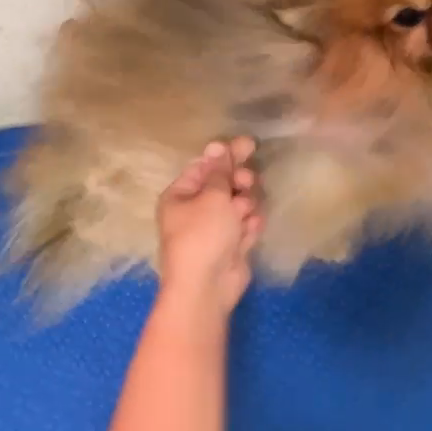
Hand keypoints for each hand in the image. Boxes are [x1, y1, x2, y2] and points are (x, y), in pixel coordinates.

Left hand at [156, 138, 263, 311]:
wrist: (206, 286)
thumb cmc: (203, 234)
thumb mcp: (212, 196)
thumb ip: (220, 171)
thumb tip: (217, 146)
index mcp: (181, 194)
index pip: (205, 165)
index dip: (227, 154)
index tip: (250, 145)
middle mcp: (196, 209)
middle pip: (225, 183)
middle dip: (240, 182)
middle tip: (247, 184)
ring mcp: (215, 228)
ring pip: (241, 203)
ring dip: (247, 205)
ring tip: (244, 216)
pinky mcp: (232, 245)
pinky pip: (246, 225)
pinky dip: (250, 226)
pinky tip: (249, 232)